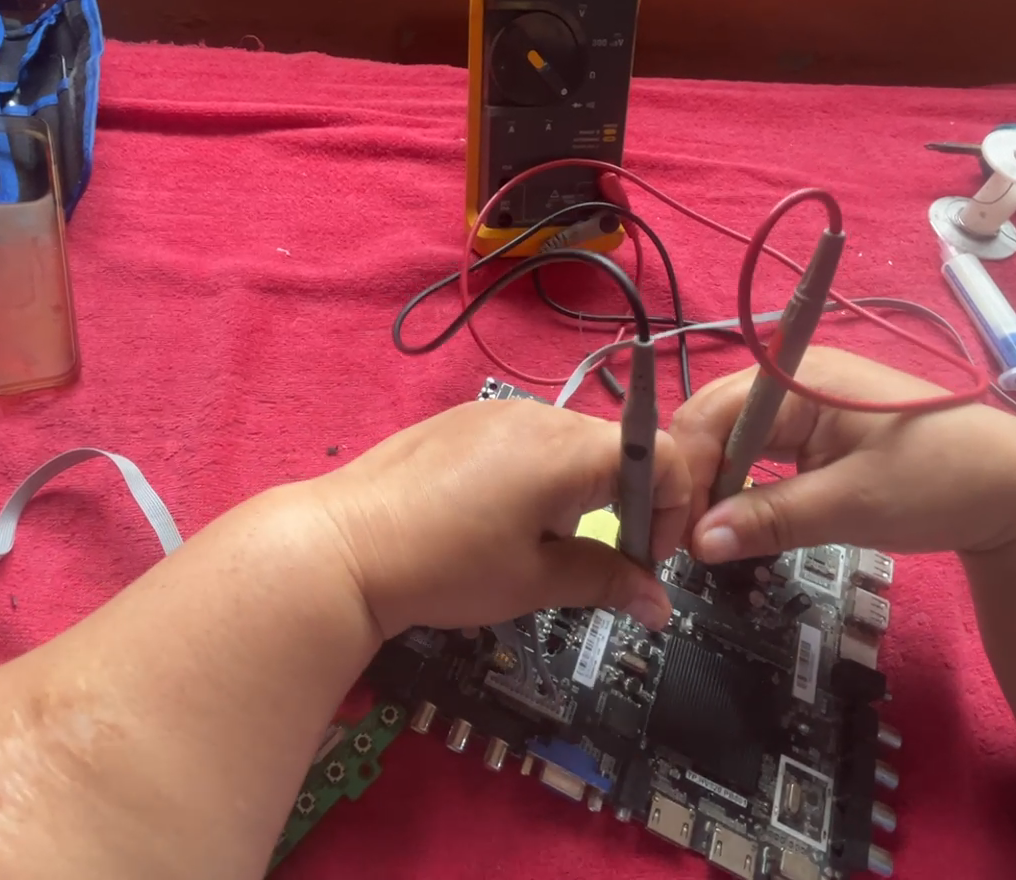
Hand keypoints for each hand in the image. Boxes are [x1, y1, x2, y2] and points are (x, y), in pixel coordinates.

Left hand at [310, 399, 690, 636]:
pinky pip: (522, 438)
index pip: (659, 454)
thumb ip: (607, 581)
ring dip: (577, 488)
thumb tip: (659, 605)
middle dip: (623, 502)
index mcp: (565, 447)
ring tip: (532, 538)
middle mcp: (536, 414)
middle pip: (612, 447)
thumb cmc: (447, 565)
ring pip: (567, 442)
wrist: (343, 543)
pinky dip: (534, 473)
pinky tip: (492, 513)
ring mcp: (493, 411)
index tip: (646, 557)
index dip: (671, 506)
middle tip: (595, 556)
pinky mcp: (460, 419)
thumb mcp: (533, 581)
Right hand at [670, 348, 1015, 563]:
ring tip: (704, 533)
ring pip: (725, 441)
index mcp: (792, 377)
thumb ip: (769, 519)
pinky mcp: (805, 429)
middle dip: (692, 481)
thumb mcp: (852, 504)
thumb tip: (698, 544)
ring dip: (711, 486)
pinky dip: (738, 485)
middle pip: (709, 426)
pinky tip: (735, 515)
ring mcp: (794, 403)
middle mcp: (784, 380)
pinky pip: (752, 452)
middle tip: (685, 541)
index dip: (684, 473)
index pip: (709, 418)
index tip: (676, 534)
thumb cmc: (943, 481)